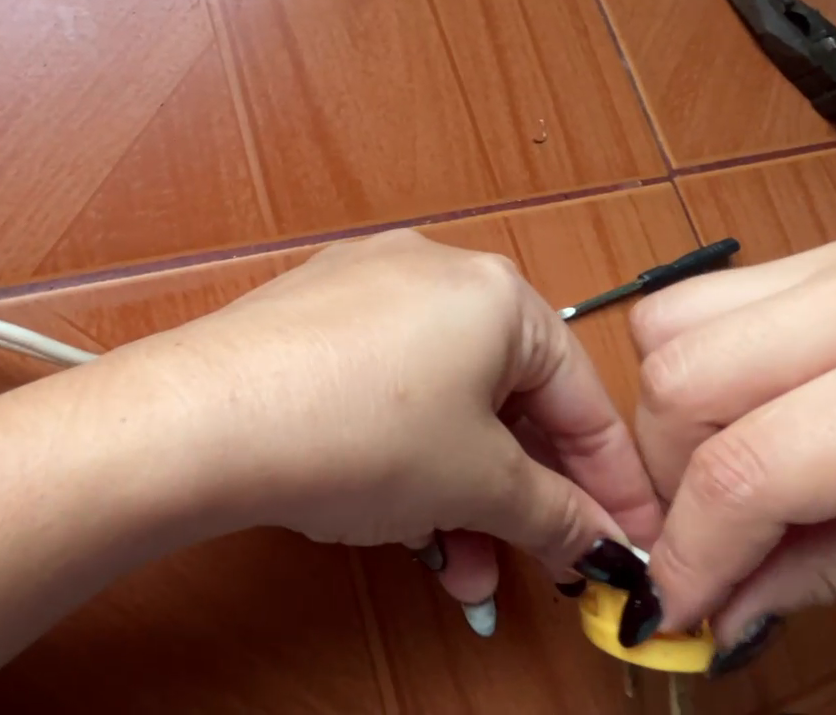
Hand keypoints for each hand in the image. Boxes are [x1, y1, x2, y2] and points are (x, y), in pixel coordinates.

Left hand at [111, 229, 663, 623]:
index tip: (625, 540)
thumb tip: (597, 538)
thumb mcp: (476, 483)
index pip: (579, 396)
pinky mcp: (314, 314)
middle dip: (517, 495)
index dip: (610, 482)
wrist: (210, 414)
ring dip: (456, 485)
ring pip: (441, 398)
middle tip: (531, 562)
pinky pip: (386, 383)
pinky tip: (395, 508)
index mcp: (494, 292)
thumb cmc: (354, 428)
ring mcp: (365, 287)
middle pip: (504, 398)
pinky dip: (403, 447)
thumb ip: (555, 514)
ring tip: (453, 563)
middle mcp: (432, 273)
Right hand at [630, 239, 835, 649]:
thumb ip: (822, 575)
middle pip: (680, 378)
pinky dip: (690, 364)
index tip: (669, 602)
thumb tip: (705, 608)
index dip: (692, 544)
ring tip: (720, 465)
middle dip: (665, 470)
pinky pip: (697, 303)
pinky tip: (744, 410)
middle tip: (699, 534)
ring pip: (666, 326)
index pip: (749, 467)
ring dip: (669, 410)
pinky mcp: (825, 258)